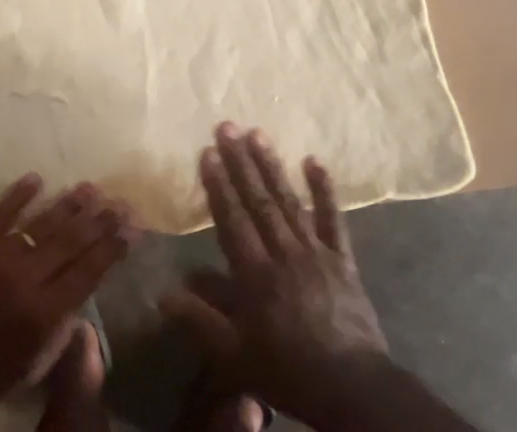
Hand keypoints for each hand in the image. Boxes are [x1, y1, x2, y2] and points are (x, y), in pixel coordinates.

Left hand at [0, 176, 135, 407]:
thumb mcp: (25, 371)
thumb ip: (56, 338)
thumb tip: (80, 306)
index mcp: (41, 314)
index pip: (88, 273)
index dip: (113, 248)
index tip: (133, 227)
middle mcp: (25, 278)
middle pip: (71, 243)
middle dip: (100, 220)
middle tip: (122, 200)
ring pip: (41, 223)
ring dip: (68, 204)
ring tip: (90, 187)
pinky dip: (18, 195)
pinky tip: (36, 179)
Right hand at [162, 124, 388, 426]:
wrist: (354, 388)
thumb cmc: (288, 370)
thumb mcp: (235, 355)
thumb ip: (200, 321)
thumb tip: (162, 292)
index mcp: (255, 274)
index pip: (232, 220)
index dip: (218, 184)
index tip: (206, 152)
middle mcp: (284, 254)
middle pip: (259, 201)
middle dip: (240, 162)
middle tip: (227, 127)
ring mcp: (316, 253)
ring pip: (289, 202)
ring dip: (272, 167)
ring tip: (258, 134)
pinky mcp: (342, 260)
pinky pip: (332, 220)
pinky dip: (325, 190)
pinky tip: (315, 162)